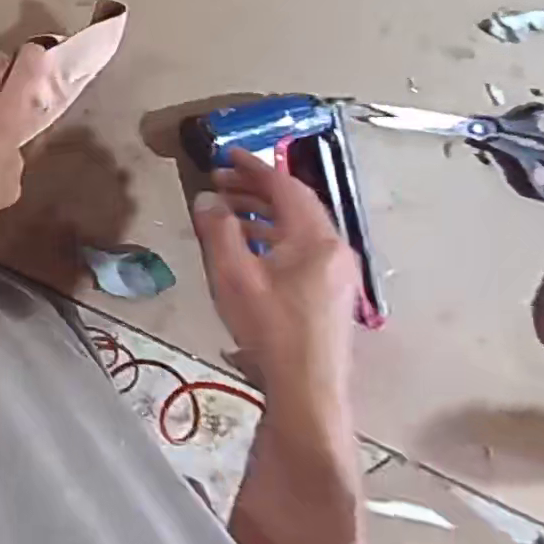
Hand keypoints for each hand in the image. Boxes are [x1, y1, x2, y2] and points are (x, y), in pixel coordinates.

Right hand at [190, 149, 360, 403]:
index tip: (226, 154)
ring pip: (297, 227)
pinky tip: (246, 246)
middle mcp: (333, 249)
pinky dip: (271, 235)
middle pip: (295, 204)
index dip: (254, 167)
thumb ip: (218, 230)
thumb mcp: (233, 275)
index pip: (285, 188)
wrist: (306, 389)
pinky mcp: (328, 291)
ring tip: (226, 210)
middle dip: (255, 188)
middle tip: (219, 181)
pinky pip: (300, 247)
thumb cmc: (270, 328)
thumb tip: (207, 199)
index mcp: (316, 239)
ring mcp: (335, 272)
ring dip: (262, 212)